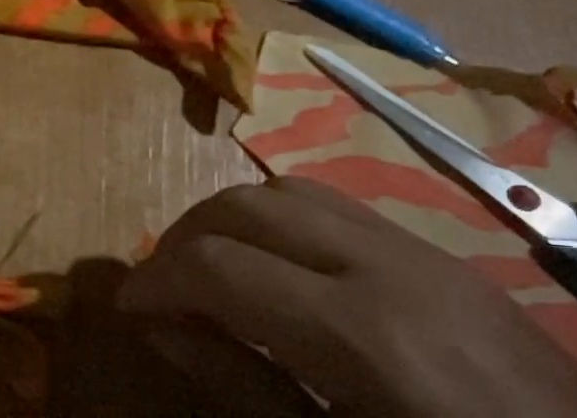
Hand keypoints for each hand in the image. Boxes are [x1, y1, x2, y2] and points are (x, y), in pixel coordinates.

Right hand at [117, 177, 576, 417]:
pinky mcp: (450, 258)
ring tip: (210, 264)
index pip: (219, 266)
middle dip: (184, 235)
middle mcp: (390, 270)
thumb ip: (244, 386)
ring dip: (231, 218)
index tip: (126, 305)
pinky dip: (282, 220)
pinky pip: (339, 208)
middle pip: (247, 206)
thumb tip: (160, 326)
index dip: (156, 280)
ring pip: (289, 189)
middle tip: (159, 283)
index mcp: (365, 336)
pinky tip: (280, 266)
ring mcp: (427, 255)